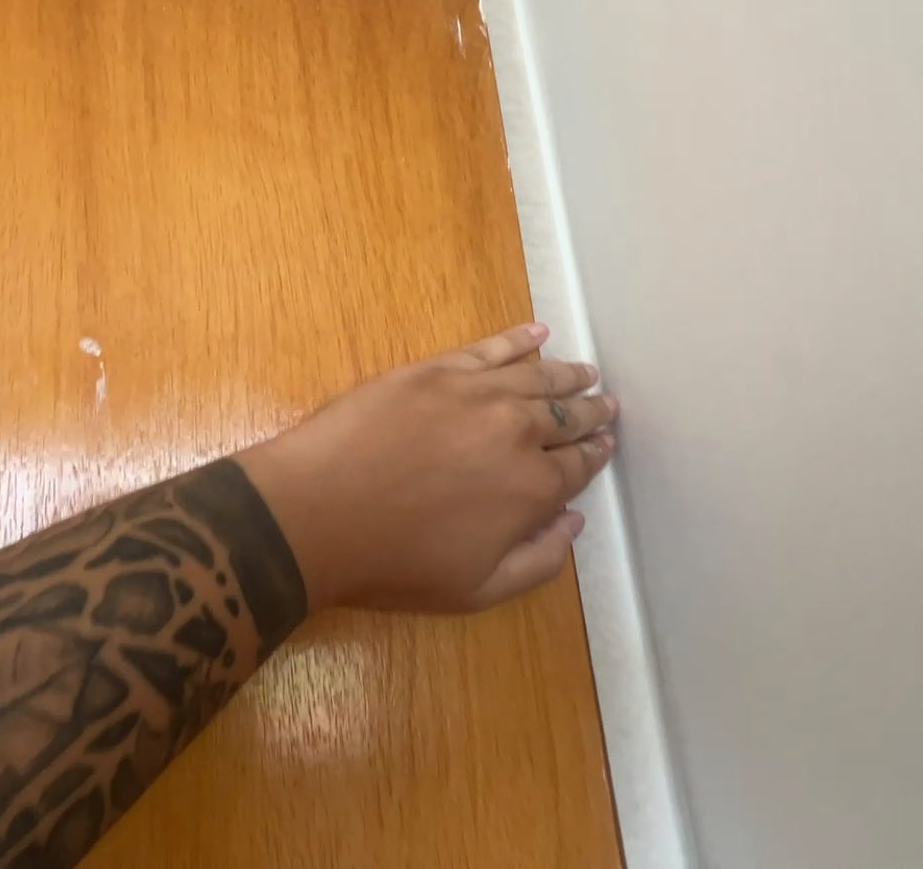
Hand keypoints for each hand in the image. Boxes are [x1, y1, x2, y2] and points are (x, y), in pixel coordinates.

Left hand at [235, 323, 616, 612]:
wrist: (317, 512)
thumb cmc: (393, 561)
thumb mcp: (476, 589)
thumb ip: (539, 560)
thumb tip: (573, 522)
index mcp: (532, 488)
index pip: (577, 464)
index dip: (594, 453)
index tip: (604, 443)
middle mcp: (516, 430)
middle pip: (564, 415)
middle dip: (590, 410)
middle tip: (606, 403)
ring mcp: (475, 392)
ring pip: (536, 376)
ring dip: (566, 374)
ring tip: (585, 371)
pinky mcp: (435, 369)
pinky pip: (488, 347)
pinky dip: (517, 339)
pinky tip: (537, 333)